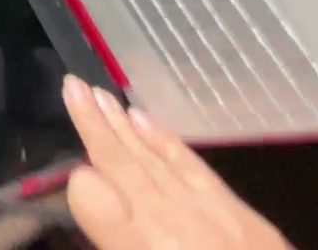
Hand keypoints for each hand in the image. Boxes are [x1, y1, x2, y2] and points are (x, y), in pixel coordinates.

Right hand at [63, 76, 292, 249]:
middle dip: (94, 123)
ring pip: (154, 159)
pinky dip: (167, 141)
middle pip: (121, 165)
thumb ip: (118, 235)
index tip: (76, 175)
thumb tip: (94, 197)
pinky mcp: (245, 218)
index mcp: (137, 247)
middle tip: (73, 85)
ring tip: (98, 93)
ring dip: (124, 124)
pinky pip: (194, 168)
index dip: (80, 181)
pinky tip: (147, 120)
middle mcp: (166, 225)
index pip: (91, 197)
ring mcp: (207, 216)